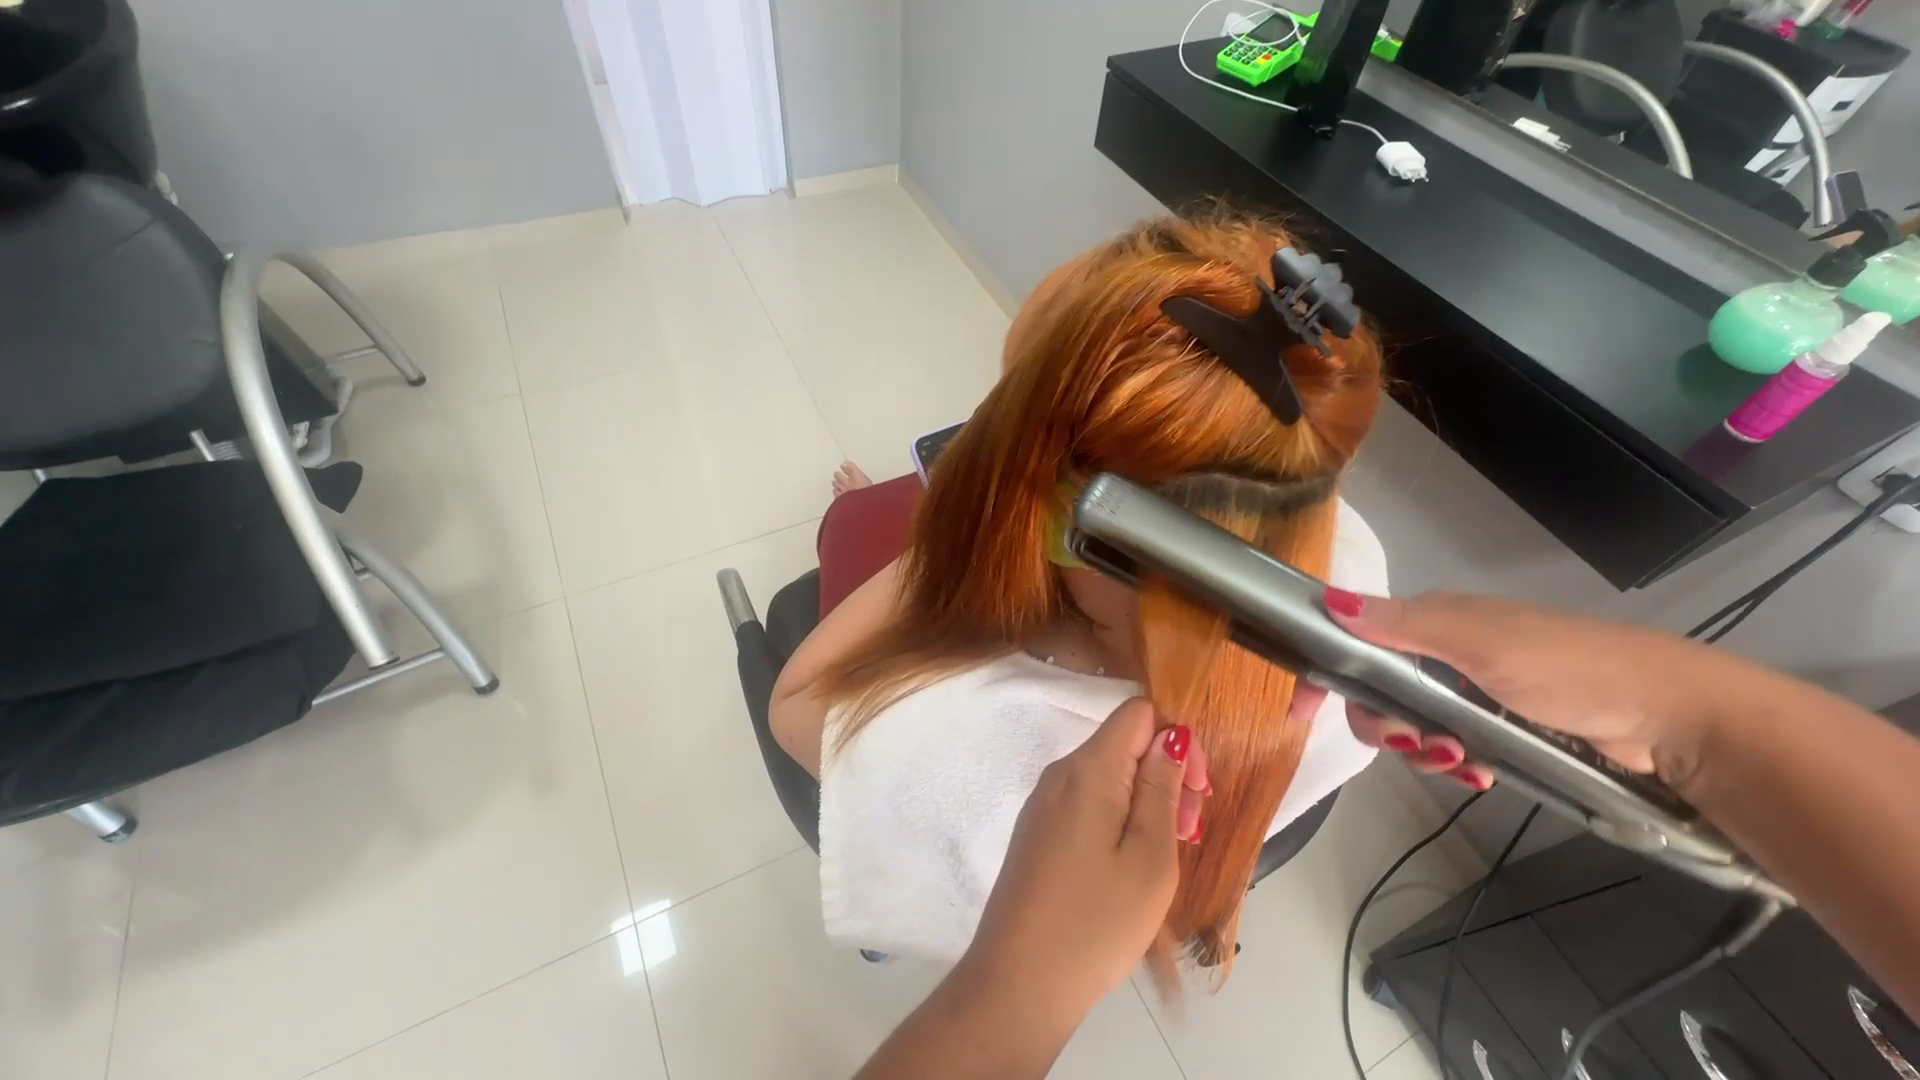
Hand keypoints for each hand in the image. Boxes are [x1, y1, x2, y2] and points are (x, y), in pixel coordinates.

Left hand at [962, 698, 1208, 1018]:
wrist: (1018, 981)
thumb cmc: (1095, 921)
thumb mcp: (1149, 857)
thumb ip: (1161, 788)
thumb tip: (1171, 736)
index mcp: (1087, 769)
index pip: (1137, 713)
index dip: (1176, 740)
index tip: (1197, 793)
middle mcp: (1059, 774)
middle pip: (1123, 745)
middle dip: (1166, 774)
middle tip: (1190, 833)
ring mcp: (1043, 804)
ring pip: (1107, 777)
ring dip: (1146, 802)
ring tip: (1166, 855)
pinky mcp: (1038, 832)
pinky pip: (1087, 804)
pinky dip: (1119, 819)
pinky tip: (1131, 864)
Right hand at [1324, 588, 1729, 788]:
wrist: (1670, 716)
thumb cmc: (1569, 668)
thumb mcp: (1481, 644)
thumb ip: (1405, 625)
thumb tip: (1330, 601)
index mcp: (1434, 620)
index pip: (1355, 638)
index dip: (1325, 671)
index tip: (1302, 713)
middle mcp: (1445, 649)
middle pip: (1378, 690)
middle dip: (1384, 724)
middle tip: (1415, 745)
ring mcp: (1474, 687)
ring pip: (1413, 722)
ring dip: (1424, 749)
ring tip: (1463, 765)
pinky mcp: (1500, 722)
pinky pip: (1451, 744)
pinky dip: (1456, 762)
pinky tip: (1480, 774)